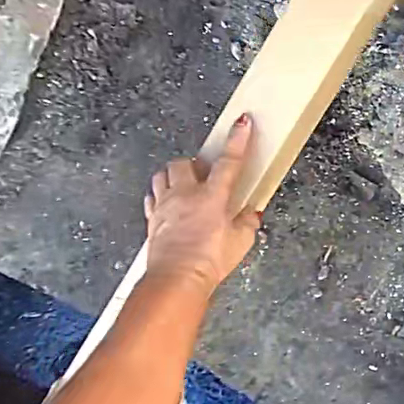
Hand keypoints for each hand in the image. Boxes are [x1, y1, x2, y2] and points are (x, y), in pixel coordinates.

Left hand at [143, 113, 261, 290]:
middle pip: (183, 163)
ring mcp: (166, 206)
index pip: (229, 161)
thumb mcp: (241, 242)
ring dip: (172, 175)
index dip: (238, 140)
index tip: (242, 123)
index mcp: (212, 196)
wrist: (176, 279)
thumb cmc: (207, 261)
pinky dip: (159, 196)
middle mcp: (186, 194)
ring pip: (162, 175)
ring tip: (184, 184)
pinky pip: (152, 198)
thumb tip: (251, 215)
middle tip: (204, 172)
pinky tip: (168, 204)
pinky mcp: (153, 220)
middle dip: (193, 164)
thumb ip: (247, 223)